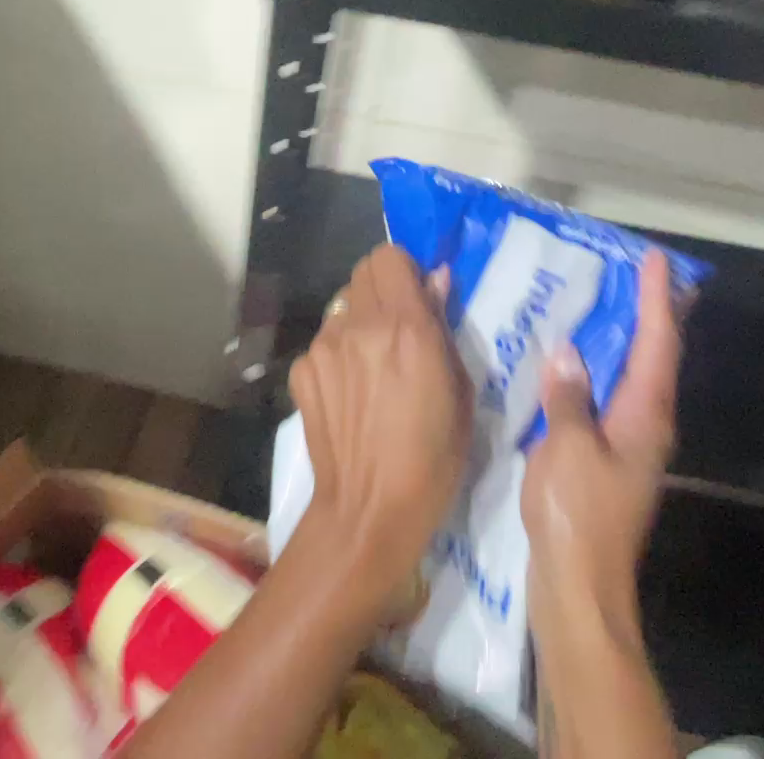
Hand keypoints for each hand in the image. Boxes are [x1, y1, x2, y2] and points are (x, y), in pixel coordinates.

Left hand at [289, 244, 470, 595]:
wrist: (369, 508)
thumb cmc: (433, 459)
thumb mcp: (462, 393)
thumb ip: (444, 328)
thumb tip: (436, 282)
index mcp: (406, 328)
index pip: (390, 257)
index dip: (406, 270)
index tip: (419, 296)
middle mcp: (359, 326)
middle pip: (363, 273)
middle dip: (384, 290)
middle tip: (400, 329)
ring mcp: (323, 348)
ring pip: (342, 307)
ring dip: (360, 322)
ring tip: (374, 368)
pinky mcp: (301, 371)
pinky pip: (324, 343)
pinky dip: (339, 355)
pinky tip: (350, 393)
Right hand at [521, 249, 680, 613]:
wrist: (579, 582)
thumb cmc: (576, 513)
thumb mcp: (566, 448)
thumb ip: (567, 398)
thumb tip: (566, 353)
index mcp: (643, 416)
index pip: (656, 345)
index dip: (657, 300)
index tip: (657, 260)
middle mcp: (644, 425)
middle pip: (657, 359)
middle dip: (656, 316)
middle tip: (647, 275)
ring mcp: (626, 445)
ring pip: (632, 378)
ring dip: (627, 340)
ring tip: (610, 307)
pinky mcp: (603, 460)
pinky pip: (607, 399)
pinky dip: (598, 371)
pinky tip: (573, 367)